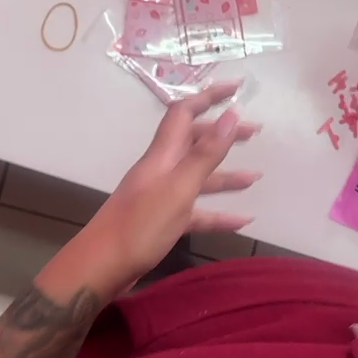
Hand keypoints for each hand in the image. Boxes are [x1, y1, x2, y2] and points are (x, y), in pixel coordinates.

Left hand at [71, 81, 259, 292]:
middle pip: (195, 142)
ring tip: (256, 178)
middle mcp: (161, 170)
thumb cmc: (139, 226)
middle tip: (255, 134)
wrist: (101, 268)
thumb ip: (206, 154)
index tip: (237, 89)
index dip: (209, 96)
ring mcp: (161, 197)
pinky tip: (242, 221)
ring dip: (226, 175)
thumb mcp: (179, 188)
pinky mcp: (162, 222)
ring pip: (198, 178)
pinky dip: (219, 214)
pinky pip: (196, 212)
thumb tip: (231, 114)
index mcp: (162, 155)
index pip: (185, 113)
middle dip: (224, 135)